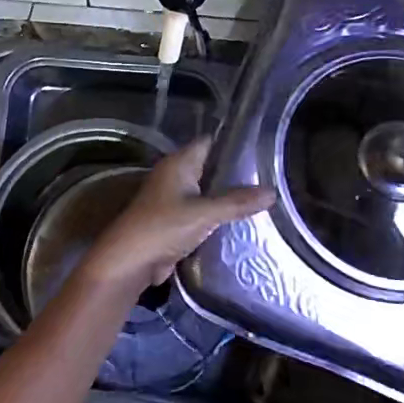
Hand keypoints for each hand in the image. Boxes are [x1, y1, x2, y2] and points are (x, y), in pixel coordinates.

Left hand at [79, 137, 276, 292]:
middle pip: (209, 167)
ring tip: (263, 197)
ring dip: (227, 196)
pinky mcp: (173, 221)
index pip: (209, 142)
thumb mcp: (205, 213)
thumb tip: (272, 192)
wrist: (131, 260)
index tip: (264, 146)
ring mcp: (172, 199)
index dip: (233, 142)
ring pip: (206, 191)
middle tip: (272, 174)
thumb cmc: (163, 227)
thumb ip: (237, 202)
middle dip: (236, 172)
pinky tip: (240, 220)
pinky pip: (200, 212)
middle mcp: (174, 176)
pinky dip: (217, 215)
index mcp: (178, 163)